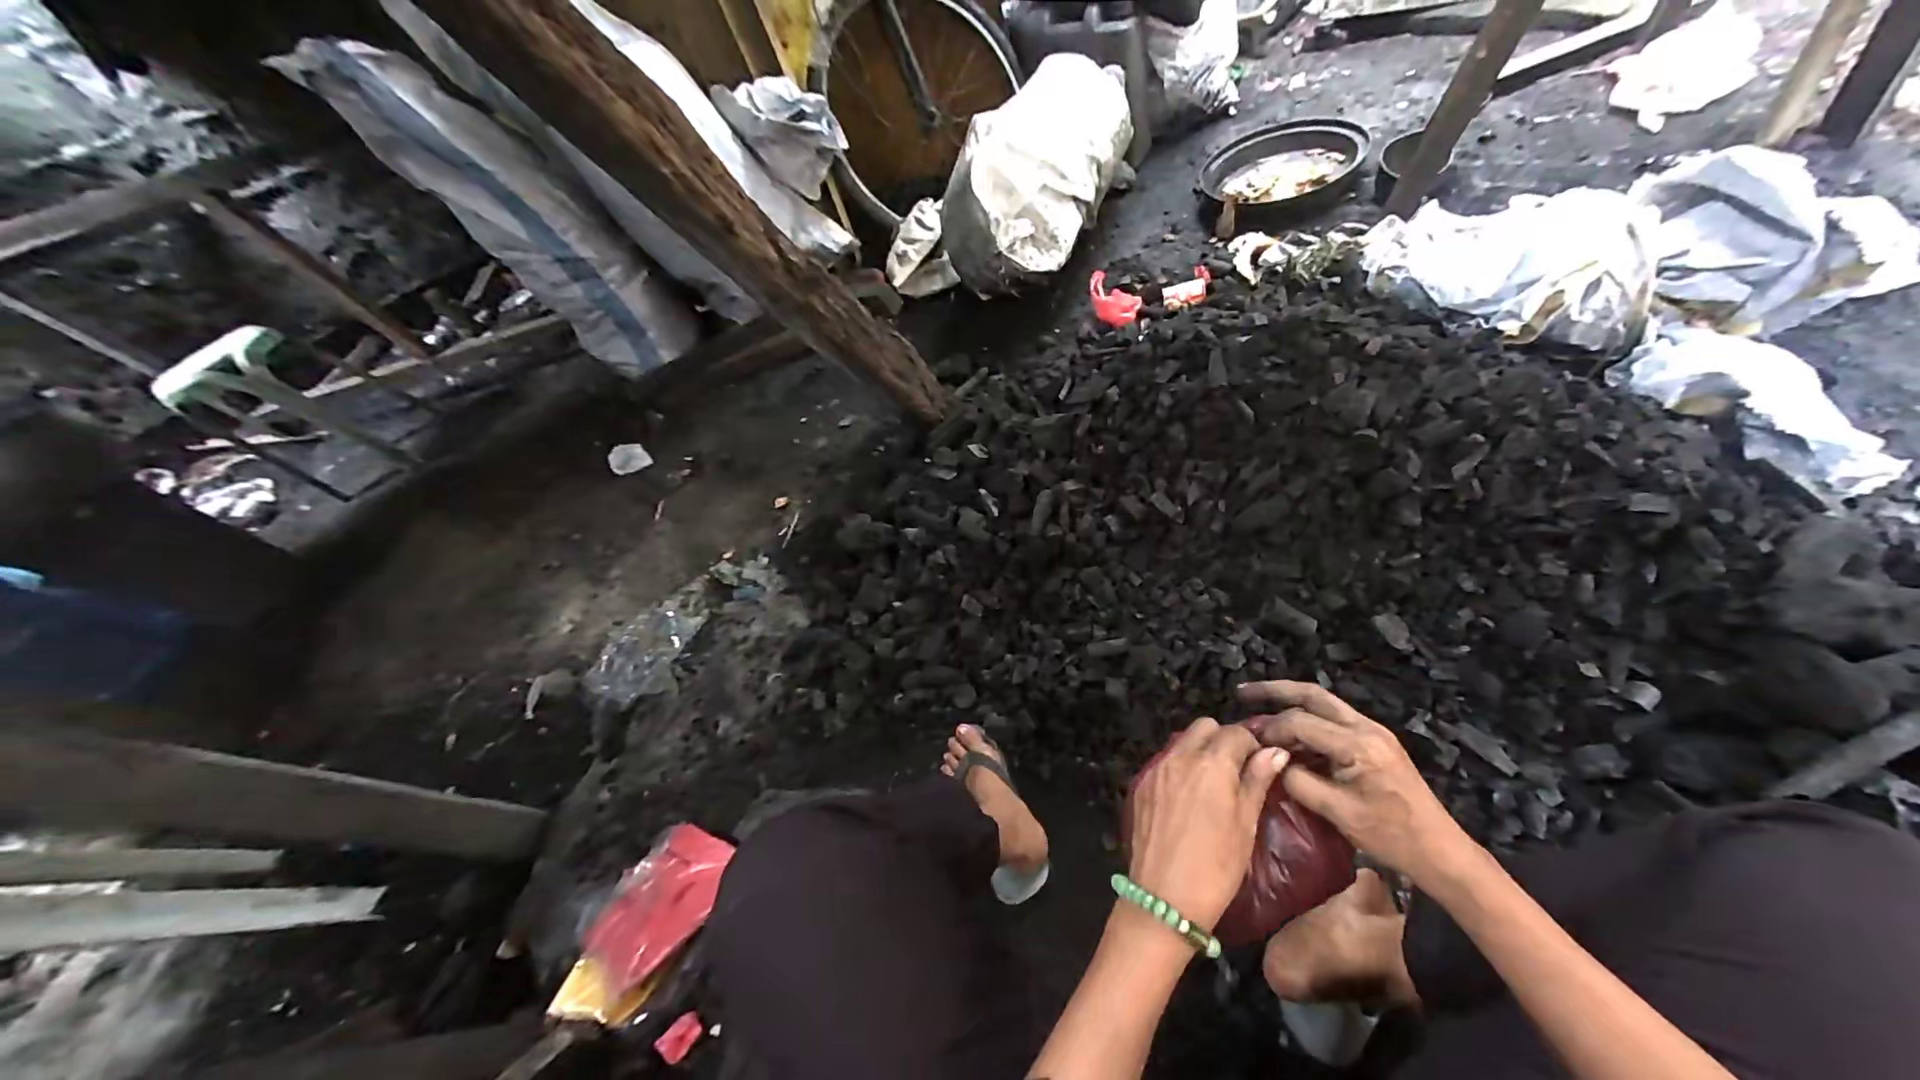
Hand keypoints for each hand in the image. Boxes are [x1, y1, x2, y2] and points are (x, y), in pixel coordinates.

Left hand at [1127, 718, 1289, 932]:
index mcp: (1211, 763)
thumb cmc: (1217, 866)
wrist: (1164, 898)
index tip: (1260, 765)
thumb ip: (1257, 781)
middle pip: (1204, 727)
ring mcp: (1156, 769)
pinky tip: (1189, 797)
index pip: (1236, 732)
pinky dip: (1180, 767)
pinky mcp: (1141, 785)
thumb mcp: (1246, 825)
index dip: (1252, 745)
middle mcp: (1179, 756)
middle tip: (1236, 771)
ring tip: (1213, 785)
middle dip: (1223, 740)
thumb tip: (1275, 752)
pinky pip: (1165, 762)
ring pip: (1182, 741)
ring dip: (1200, 751)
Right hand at [1239, 680, 1476, 887]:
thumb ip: (1296, 780)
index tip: (1247, 741)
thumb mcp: (1336, 812)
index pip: (1300, 721)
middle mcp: (1367, 728)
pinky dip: (1306, 720)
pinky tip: (1288, 733)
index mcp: (1358, 744)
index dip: (1270, 728)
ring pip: (1323, 703)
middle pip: (1313, 695)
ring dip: (1290, 702)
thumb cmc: (1390, 836)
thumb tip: (1270, 759)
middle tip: (1242, 692)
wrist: (1440, 852)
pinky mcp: (1375, 742)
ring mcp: (1373, 732)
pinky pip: (1333, 720)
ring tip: (1258, 706)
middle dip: (1275, 690)